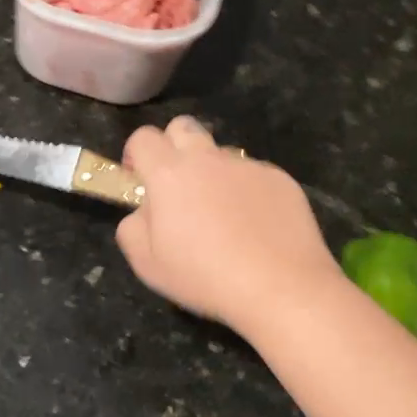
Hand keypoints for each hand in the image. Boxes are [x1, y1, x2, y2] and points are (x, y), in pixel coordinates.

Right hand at [115, 116, 345, 332]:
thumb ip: (133, 226)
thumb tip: (145, 212)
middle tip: (176, 186)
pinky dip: (246, 192)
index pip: (143, 137)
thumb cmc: (205, 276)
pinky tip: (255, 227)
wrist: (283, 289)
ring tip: (222, 214)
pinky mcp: (281, 180)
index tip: (139, 181)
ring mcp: (248, 167)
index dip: (135, 154)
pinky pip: (254, 175)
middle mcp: (208, 160)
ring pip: (221, 154)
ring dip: (212, 172)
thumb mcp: (146, 262)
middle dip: (173, 146)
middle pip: (183, 127)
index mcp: (169, 174)